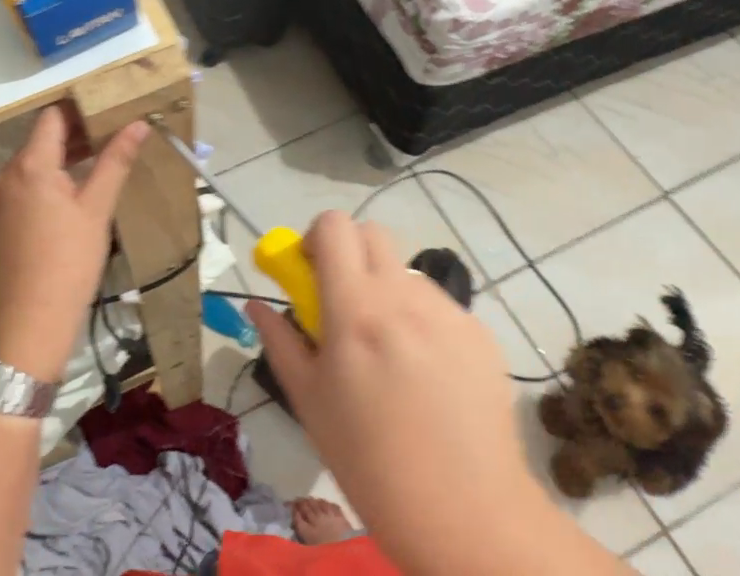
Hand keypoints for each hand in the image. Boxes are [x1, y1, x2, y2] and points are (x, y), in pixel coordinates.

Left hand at [0, 108, 148, 380]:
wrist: (27, 327)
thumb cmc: (68, 264)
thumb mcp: (97, 210)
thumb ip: (115, 162)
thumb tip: (138, 123)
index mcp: (30, 166)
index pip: (52, 117)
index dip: (80, 108)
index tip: (110, 108)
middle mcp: (5, 175)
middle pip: (40, 140)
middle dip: (76, 135)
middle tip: (114, 136)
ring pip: (31, 166)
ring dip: (62, 160)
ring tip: (99, 165)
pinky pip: (21, 189)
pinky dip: (46, 184)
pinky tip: (72, 199)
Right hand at [246, 211, 534, 569]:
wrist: (465, 512)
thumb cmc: (368, 461)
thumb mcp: (309, 400)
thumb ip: (281, 341)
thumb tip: (258, 305)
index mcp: (355, 309)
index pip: (334, 227)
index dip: (315, 239)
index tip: (308, 274)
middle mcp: (405, 298)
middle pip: (371, 234)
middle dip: (348, 254)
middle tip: (339, 302)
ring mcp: (449, 314)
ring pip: (406, 272)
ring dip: (385, 290)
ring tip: (386, 352)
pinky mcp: (481, 335)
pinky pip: (439, 307)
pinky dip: (420, 321)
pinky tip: (423, 375)